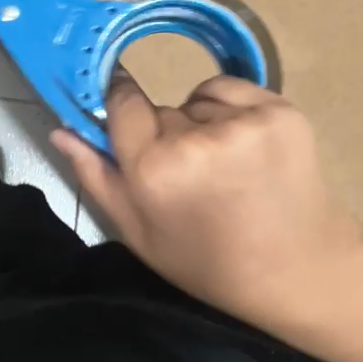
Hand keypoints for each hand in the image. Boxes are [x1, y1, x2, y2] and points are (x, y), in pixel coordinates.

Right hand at [51, 73, 362, 328]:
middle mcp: (196, 138)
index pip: (121, 103)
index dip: (123, 113)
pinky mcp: (280, 110)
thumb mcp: (139, 233)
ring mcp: (244, 122)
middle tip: (190, 178)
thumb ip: (96, 176)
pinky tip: (245, 149)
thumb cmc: (209, 261)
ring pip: (196, 102)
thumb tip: (61, 130)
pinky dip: (231, 110)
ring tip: (224, 169)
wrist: (301, 270)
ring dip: (201, 124)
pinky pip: (231, 91)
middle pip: (161, 111)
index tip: (130, 125)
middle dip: (165, 134)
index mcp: (155, 170)